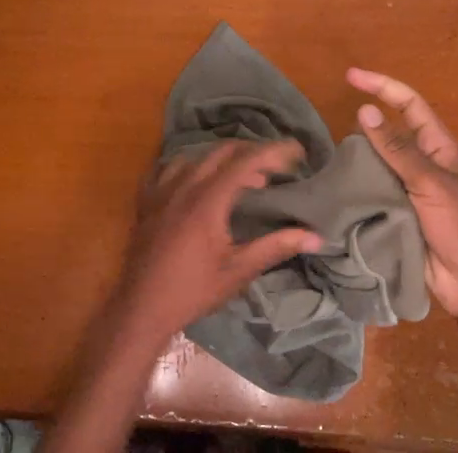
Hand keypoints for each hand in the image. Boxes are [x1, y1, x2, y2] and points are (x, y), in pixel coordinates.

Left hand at [113, 140, 322, 339]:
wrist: (142, 307)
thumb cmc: (193, 290)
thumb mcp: (238, 271)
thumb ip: (275, 247)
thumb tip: (315, 236)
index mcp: (207, 200)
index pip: (246, 162)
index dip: (273, 152)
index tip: (296, 150)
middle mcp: (183, 186)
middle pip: (221, 152)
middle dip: (250, 152)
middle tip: (274, 167)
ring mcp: (161, 190)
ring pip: (195, 157)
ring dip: (221, 160)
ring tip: (241, 178)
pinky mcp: (146, 200)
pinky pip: (167, 168)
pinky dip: (189, 166)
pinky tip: (196, 180)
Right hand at [349, 68, 457, 318]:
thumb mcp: (431, 184)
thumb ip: (397, 149)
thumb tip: (365, 109)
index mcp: (440, 149)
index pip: (409, 104)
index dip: (382, 85)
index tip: (350, 76)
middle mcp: (424, 166)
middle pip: (389, 136)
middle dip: (363, 132)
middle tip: (334, 141)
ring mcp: (411, 192)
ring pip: (377, 167)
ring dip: (357, 165)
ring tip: (329, 167)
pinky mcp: (400, 217)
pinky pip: (374, 196)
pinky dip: (357, 192)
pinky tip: (336, 194)